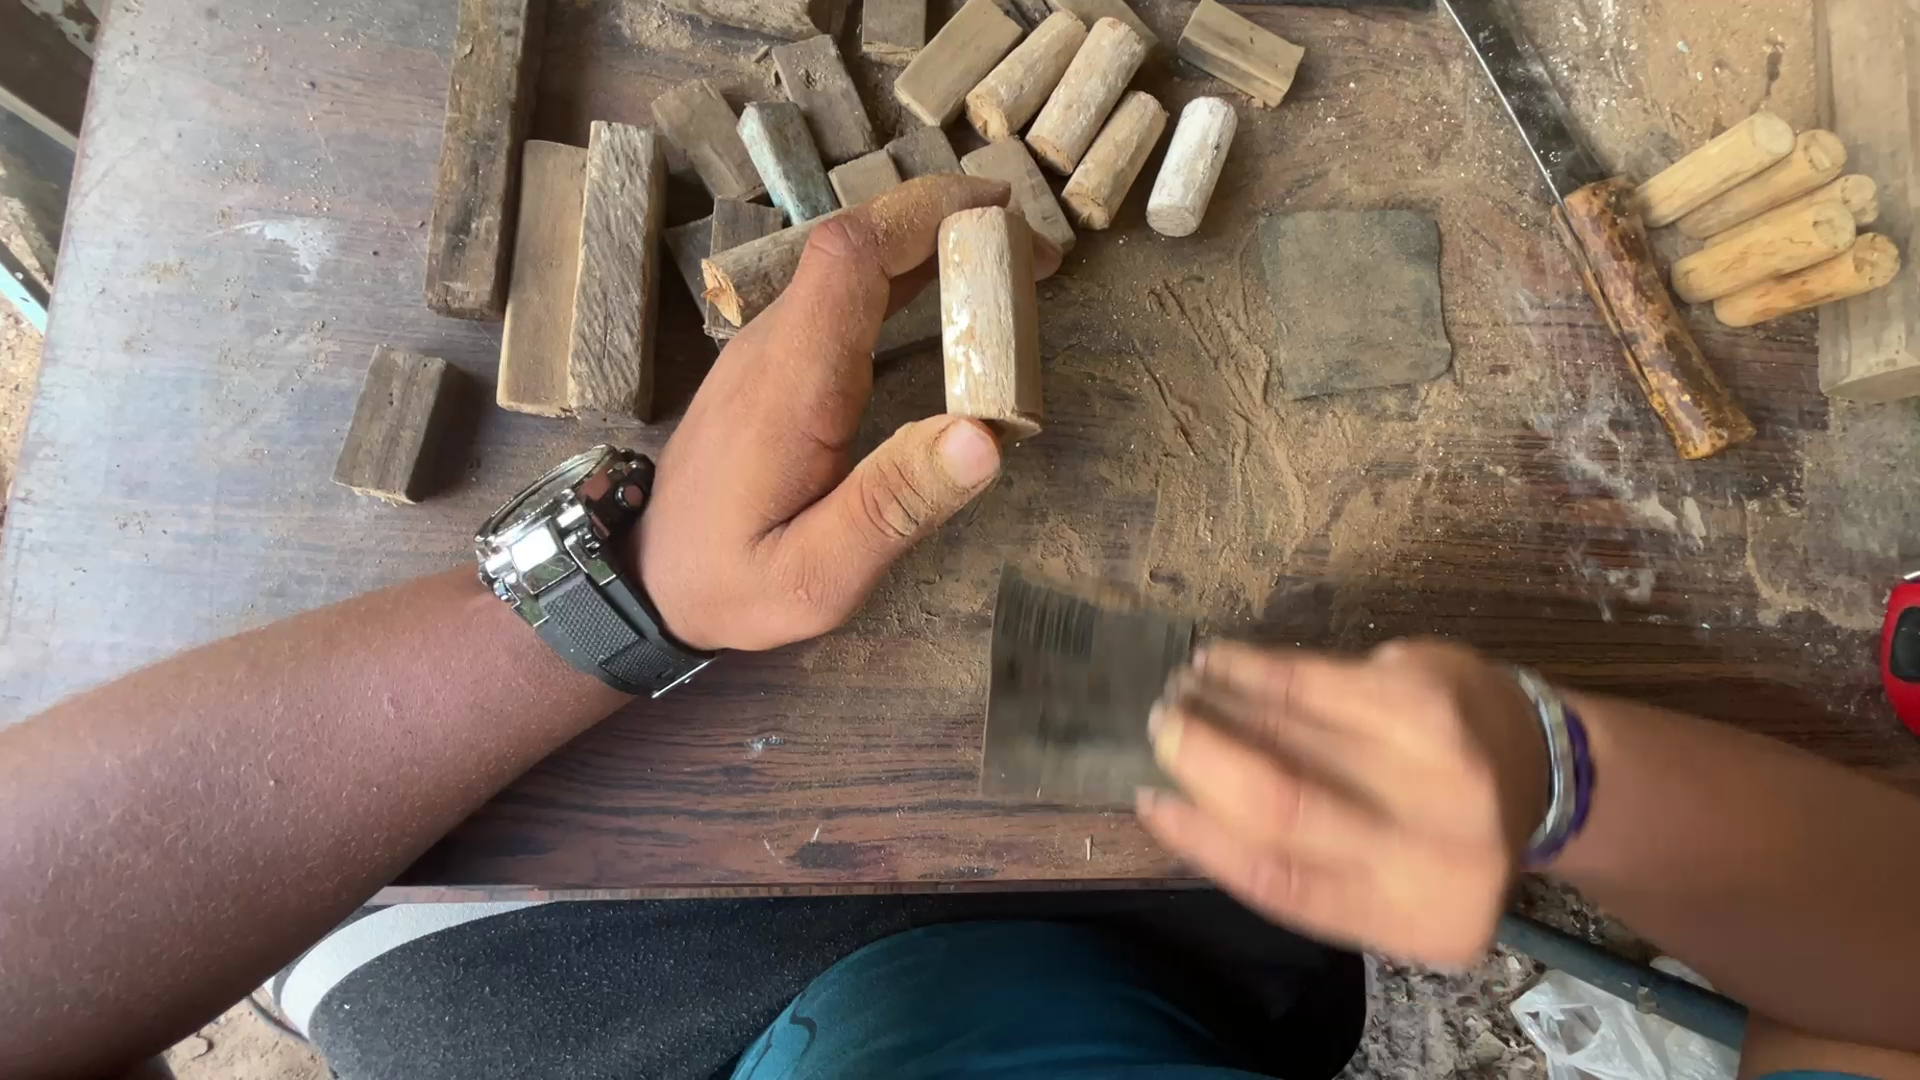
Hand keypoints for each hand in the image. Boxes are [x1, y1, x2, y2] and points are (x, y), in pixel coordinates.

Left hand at [635, 176, 1062, 650]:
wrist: (650, 578)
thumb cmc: (733, 585)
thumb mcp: (818, 577)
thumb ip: (892, 507)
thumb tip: (985, 437)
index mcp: (789, 385)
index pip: (849, 259)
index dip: (924, 217)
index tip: (1000, 218)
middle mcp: (772, 347)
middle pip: (854, 247)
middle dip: (945, 226)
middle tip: (1028, 252)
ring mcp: (766, 351)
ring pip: (847, 268)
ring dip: (927, 250)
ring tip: (1003, 271)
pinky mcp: (773, 366)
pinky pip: (839, 298)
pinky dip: (900, 282)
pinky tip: (943, 301)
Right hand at [1135, 639, 1550, 967]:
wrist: (1542, 766)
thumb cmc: (1435, 827)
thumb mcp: (1380, 874)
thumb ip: (1299, 856)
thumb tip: (1184, 800)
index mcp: (1412, 916)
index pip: (1276, 882)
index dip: (1198, 838)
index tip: (1151, 800)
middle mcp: (1431, 852)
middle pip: (1279, 805)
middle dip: (1199, 757)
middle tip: (1161, 727)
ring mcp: (1434, 771)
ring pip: (1285, 732)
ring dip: (1214, 704)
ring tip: (1181, 691)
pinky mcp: (1422, 700)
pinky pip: (1308, 678)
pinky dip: (1248, 666)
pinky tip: (1217, 660)